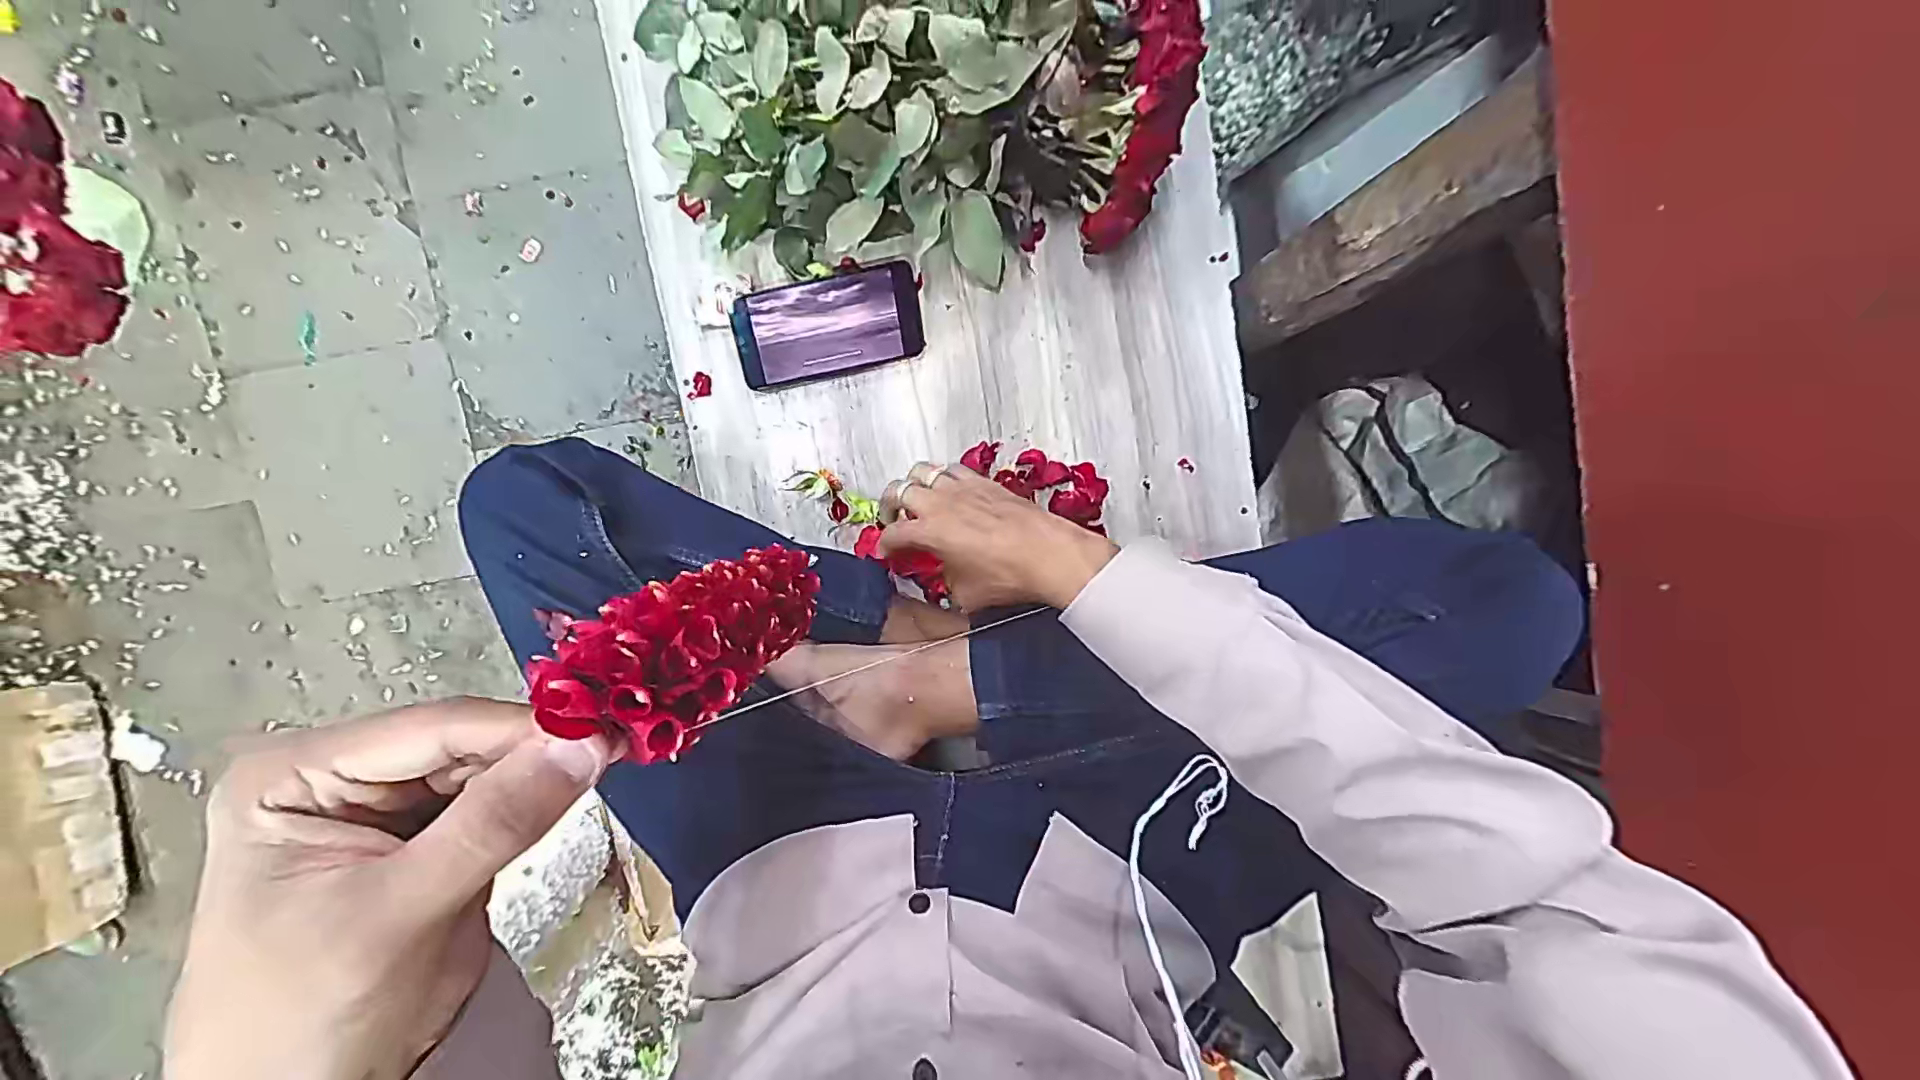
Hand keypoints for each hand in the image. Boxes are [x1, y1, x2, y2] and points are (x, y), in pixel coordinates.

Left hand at [165, 698, 615, 1079]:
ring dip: (550, 766)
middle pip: (470, 737)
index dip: (524, 728)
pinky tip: (576, 785)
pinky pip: (505, 790)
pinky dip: (545, 790)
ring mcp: (393, 799)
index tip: (599, 732)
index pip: (435, 728)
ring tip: (605, 762)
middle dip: (542, 747)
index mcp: (294, 776)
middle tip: (612, 748)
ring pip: (496, 760)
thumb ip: (494, 823)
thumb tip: (580, 746)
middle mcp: (345, 772)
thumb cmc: (303, 1020)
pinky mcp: (440, 826)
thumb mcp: (398, 914)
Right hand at [879, 462, 1118, 610]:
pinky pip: (953, 469)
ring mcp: (962, 487)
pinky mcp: (984, 482)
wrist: (1047, 553)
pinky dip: (945, 477)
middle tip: (895, 520)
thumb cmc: (1008, 574)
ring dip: (914, 484)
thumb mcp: (966, 593)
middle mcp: (940, 503)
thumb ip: (947, 581)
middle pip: (897, 491)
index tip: (888, 554)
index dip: (885, 546)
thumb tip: (948, 578)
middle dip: (889, 506)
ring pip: (923, 471)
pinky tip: (951, 491)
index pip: (892, 534)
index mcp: (929, 531)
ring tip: (918, 499)